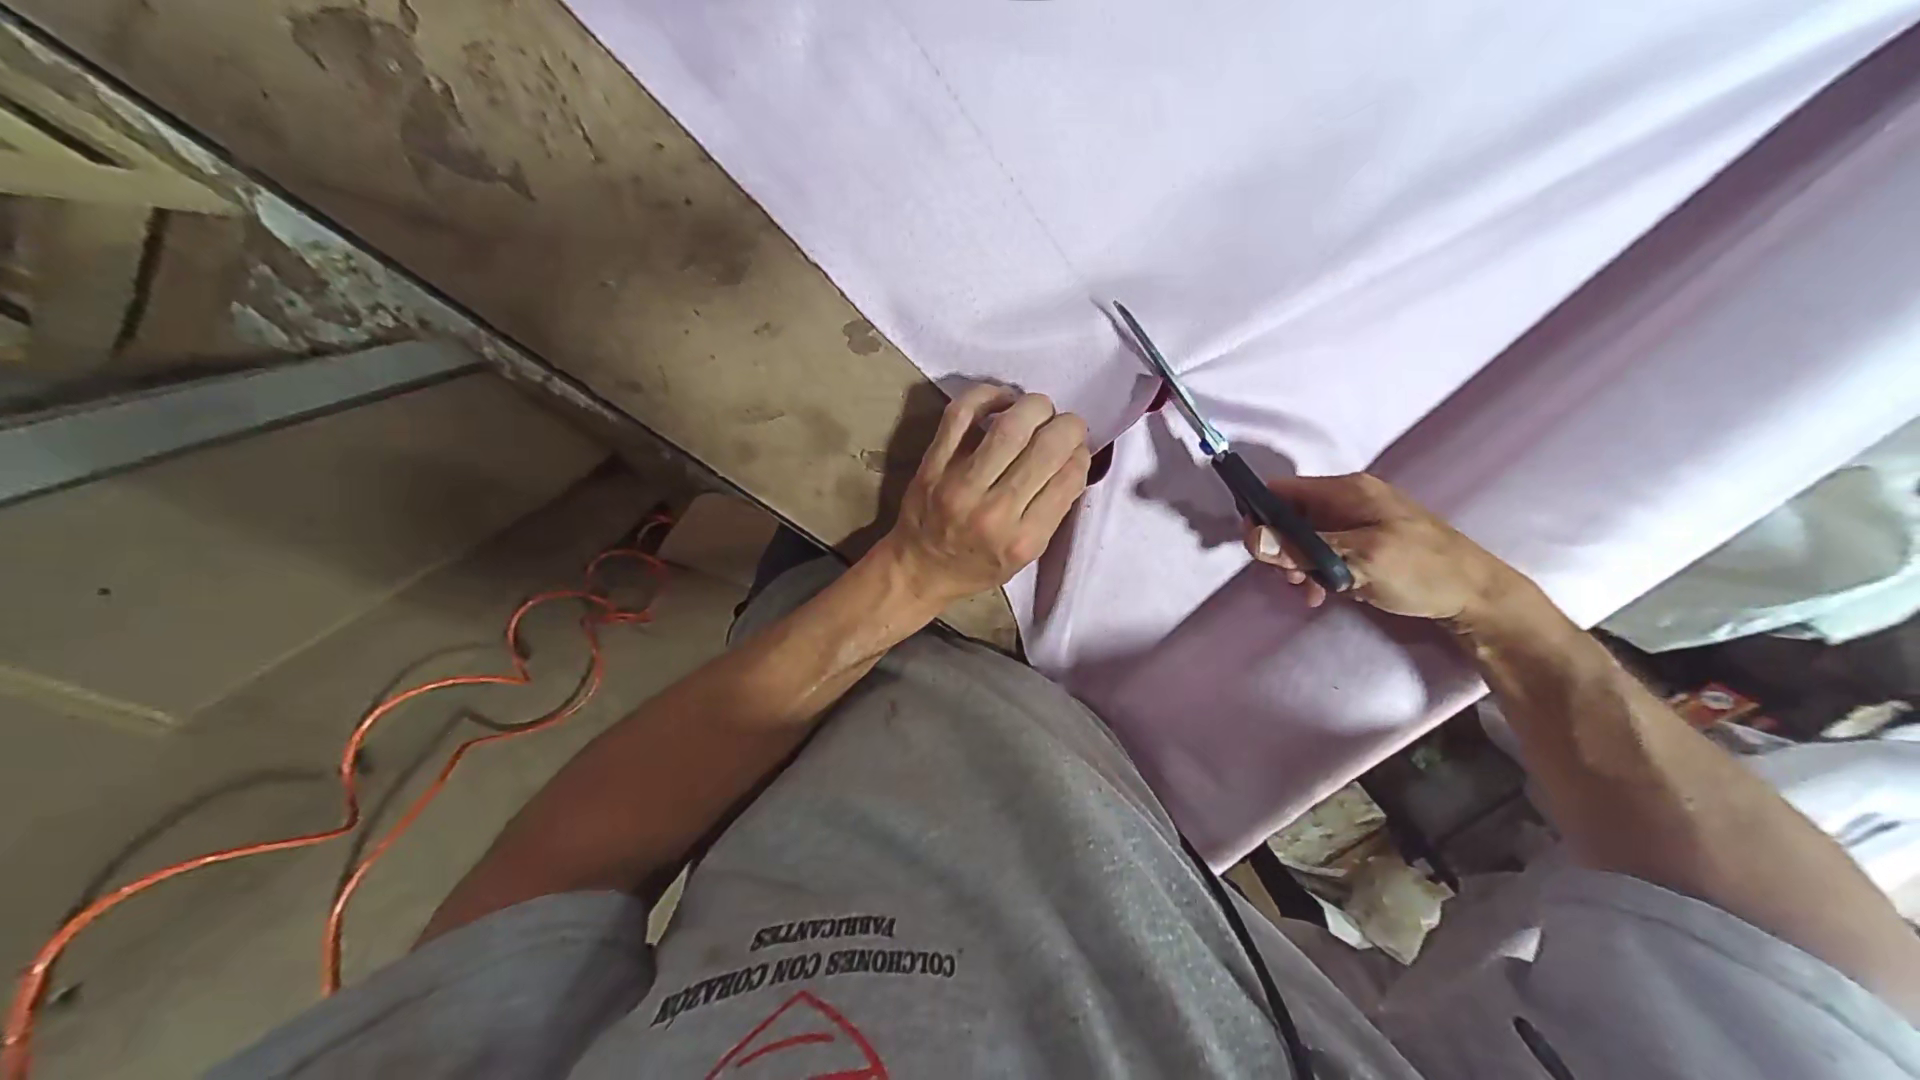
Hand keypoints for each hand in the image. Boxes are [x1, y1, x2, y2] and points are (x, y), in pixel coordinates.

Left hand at [875, 385, 1090, 606]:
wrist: (919, 570)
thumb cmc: (978, 565)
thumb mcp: (1027, 555)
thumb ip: (1052, 509)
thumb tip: (1073, 454)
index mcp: (1023, 539)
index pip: (1069, 477)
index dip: (1080, 453)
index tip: (1076, 448)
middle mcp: (994, 512)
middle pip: (1046, 447)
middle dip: (1067, 426)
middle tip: (1064, 425)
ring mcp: (959, 486)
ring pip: (1009, 427)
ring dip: (1034, 407)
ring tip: (1038, 410)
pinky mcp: (933, 465)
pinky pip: (960, 416)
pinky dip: (986, 396)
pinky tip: (1002, 399)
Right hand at [1242, 471, 1532, 627]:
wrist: (1477, 597)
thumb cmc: (1421, 571)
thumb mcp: (1358, 560)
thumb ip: (1304, 548)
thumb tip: (1253, 538)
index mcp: (1347, 491)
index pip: (1281, 490)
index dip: (1259, 513)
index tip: (1255, 547)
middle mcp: (1349, 500)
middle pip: (1289, 516)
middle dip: (1280, 547)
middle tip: (1288, 576)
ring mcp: (1357, 522)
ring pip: (1304, 537)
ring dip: (1297, 564)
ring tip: (1307, 590)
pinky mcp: (1363, 544)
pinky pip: (1324, 552)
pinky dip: (1316, 571)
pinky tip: (1322, 593)